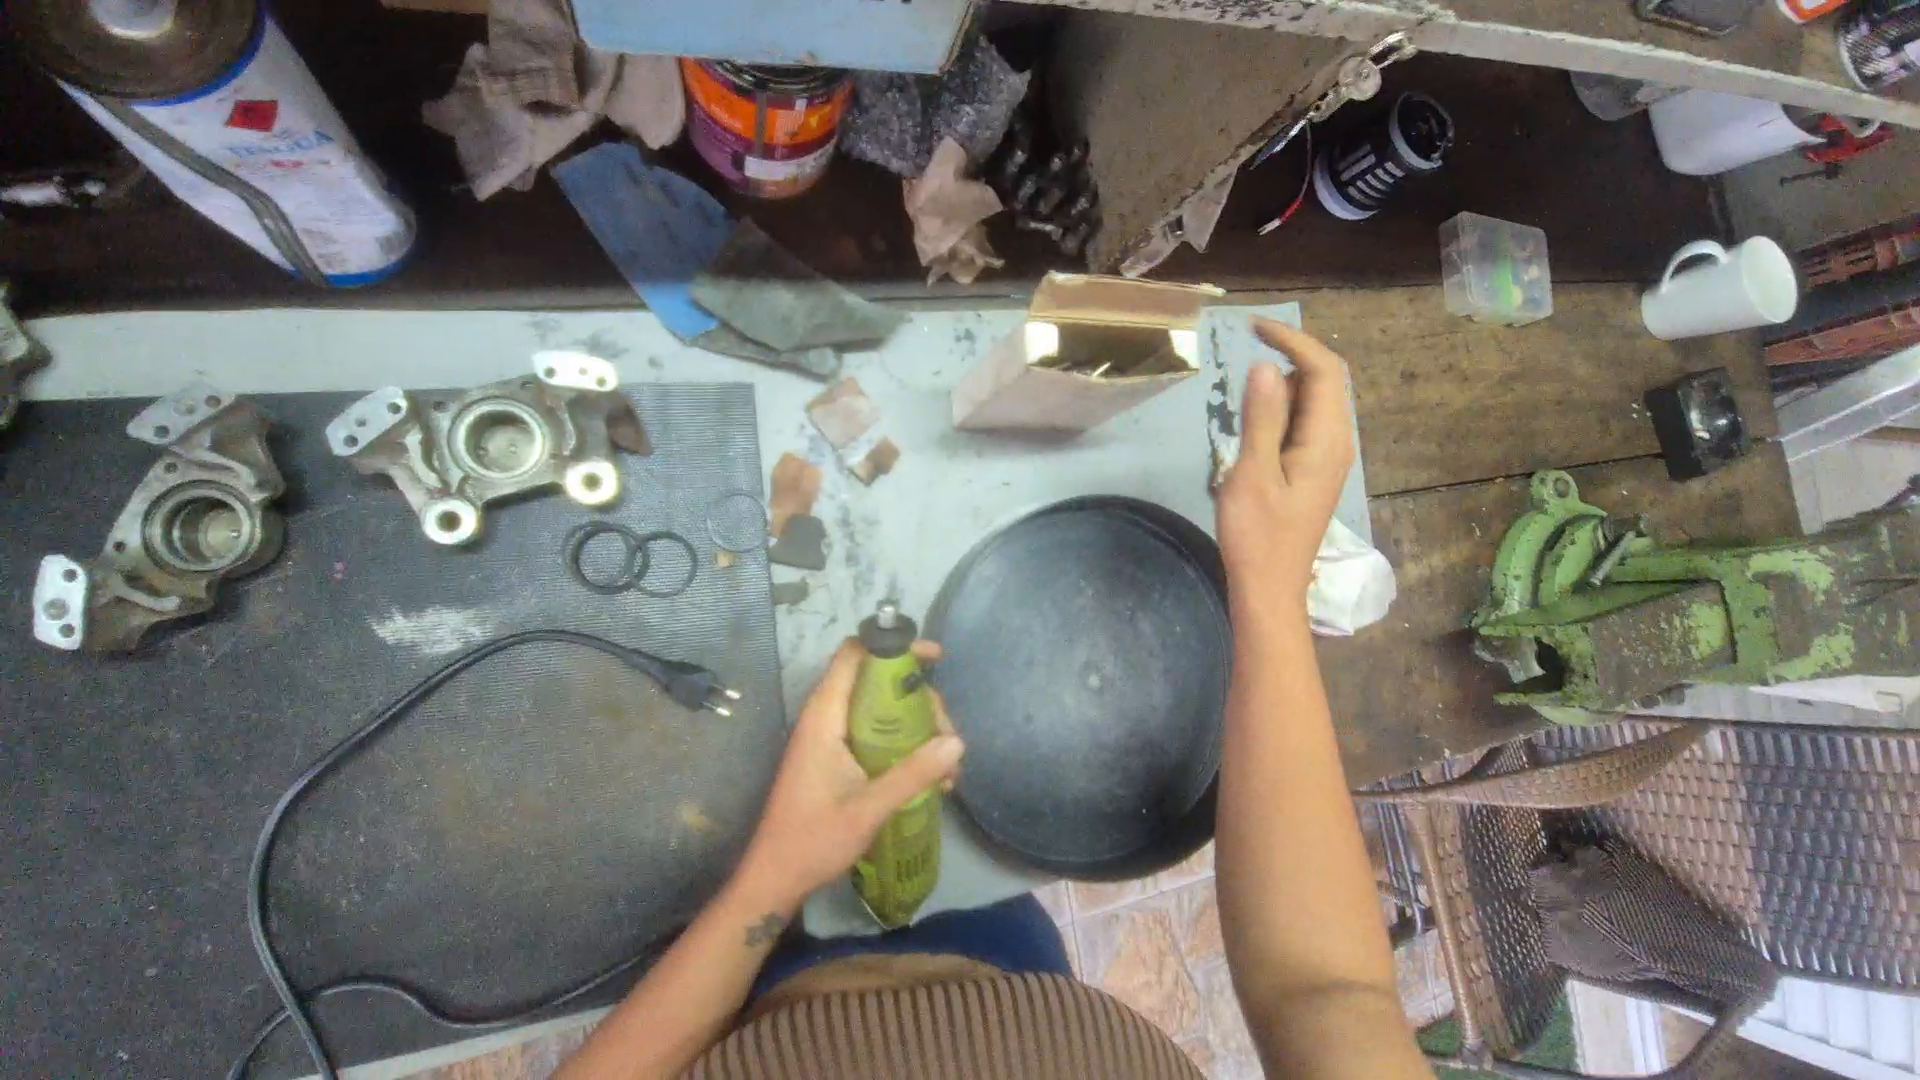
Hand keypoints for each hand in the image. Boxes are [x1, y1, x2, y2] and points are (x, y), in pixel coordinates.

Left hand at [730, 639, 964, 914]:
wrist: (775, 878)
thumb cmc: (813, 840)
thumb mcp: (868, 809)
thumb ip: (912, 774)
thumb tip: (957, 742)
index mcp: (824, 716)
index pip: (854, 654)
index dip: (893, 645)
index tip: (933, 658)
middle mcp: (826, 718)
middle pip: (877, 682)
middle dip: (918, 699)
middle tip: (947, 732)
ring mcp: (831, 738)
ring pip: (882, 710)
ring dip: (917, 727)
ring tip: (946, 763)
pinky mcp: (837, 757)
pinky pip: (877, 734)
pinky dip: (905, 745)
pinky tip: (932, 777)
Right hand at [1217, 318, 1356, 613]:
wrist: (1269, 587)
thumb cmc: (1257, 534)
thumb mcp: (1252, 473)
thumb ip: (1262, 418)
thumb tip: (1265, 366)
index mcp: (1327, 440)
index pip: (1323, 370)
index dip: (1293, 340)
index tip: (1254, 328)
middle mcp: (1337, 443)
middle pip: (1324, 381)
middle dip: (1289, 358)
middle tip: (1243, 354)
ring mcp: (1327, 458)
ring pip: (1313, 403)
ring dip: (1283, 386)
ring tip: (1242, 394)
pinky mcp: (1313, 471)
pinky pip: (1304, 425)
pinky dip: (1281, 411)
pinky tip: (1254, 426)